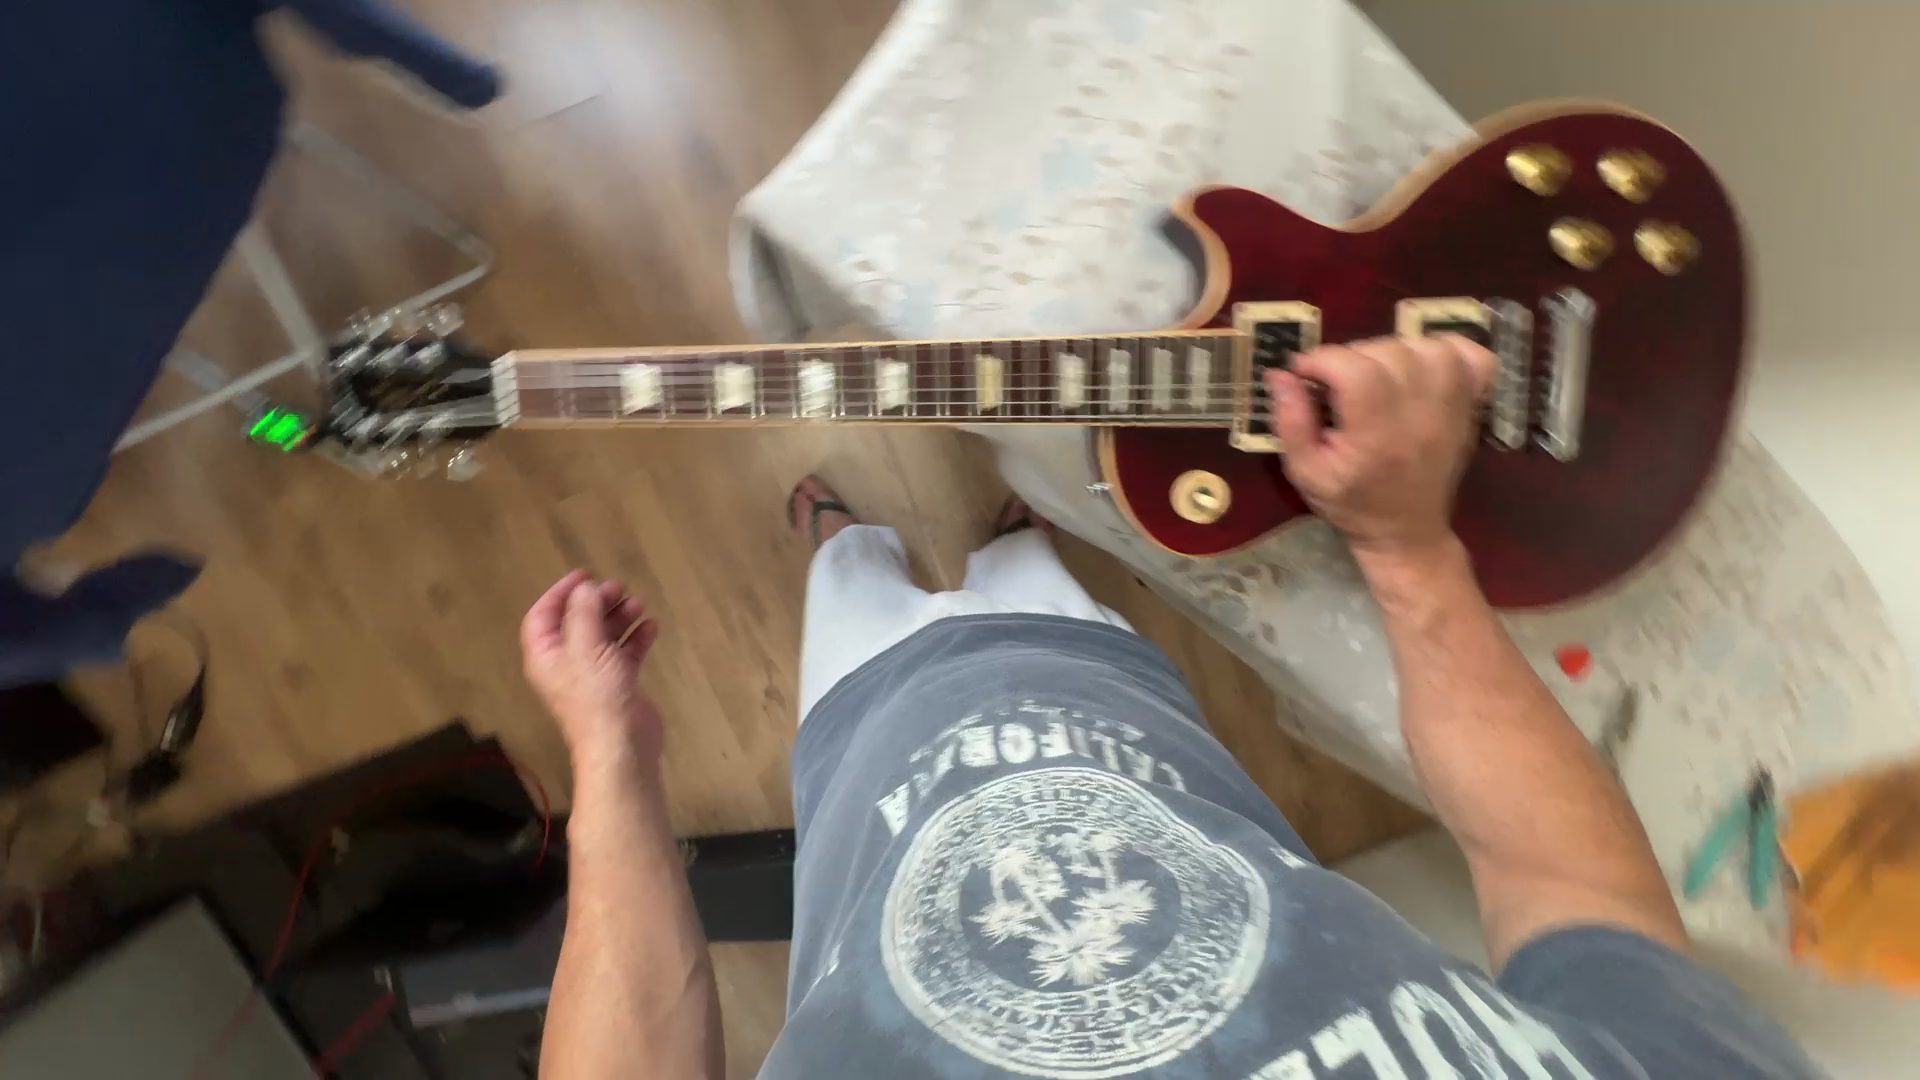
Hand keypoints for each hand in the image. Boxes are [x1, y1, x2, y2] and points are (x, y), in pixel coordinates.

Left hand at [520, 570, 662, 760]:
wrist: (622, 743)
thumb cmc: (597, 695)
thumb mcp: (587, 648)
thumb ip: (584, 614)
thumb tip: (587, 589)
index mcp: (547, 655)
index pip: (544, 615)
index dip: (561, 593)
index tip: (587, 574)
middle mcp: (567, 662)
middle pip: (577, 622)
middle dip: (597, 602)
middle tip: (620, 588)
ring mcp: (594, 673)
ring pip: (604, 635)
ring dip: (620, 617)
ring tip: (639, 604)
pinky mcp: (619, 682)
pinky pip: (625, 652)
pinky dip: (637, 638)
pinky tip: (651, 627)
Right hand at [1267, 335, 1496, 566]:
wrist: (1404, 529)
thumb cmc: (1348, 502)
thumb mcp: (1303, 472)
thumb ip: (1289, 423)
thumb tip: (1280, 374)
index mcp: (1375, 437)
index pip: (1356, 371)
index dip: (1323, 360)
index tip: (1305, 373)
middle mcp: (1420, 418)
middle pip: (1390, 353)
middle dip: (1352, 356)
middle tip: (1335, 380)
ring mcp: (1452, 410)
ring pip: (1428, 348)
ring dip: (1393, 350)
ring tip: (1373, 371)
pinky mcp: (1470, 407)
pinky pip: (1473, 358)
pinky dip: (1444, 349)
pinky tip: (1418, 364)